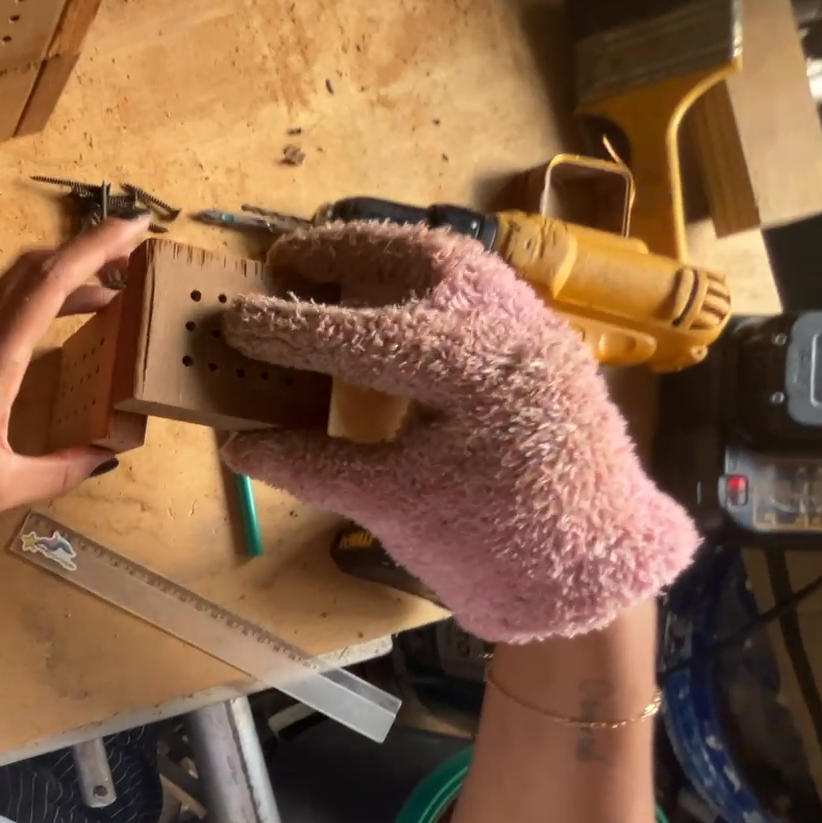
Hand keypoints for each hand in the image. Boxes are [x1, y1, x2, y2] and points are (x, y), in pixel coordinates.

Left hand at [0, 215, 149, 540]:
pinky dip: (29, 301)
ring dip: (56, 277)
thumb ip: (58, 471)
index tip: (139, 226)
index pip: (49, 284)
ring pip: (9, 287)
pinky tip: (47, 326)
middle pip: (30, 271)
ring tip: (102, 294)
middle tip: (131, 257)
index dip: (96, 246)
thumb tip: (106, 456)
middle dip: (84, 252)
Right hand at [220, 222, 698, 641]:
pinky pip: (467, 295)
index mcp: (481, 374)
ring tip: (319, 263)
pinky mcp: (529, 351)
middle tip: (282, 255)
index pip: (367, 337)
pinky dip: (410, 286)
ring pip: (454, 267)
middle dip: (348, 251)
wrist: (587, 571)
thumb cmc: (492, 542)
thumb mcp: (390, 505)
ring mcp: (532, 335)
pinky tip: (372, 303)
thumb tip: (235, 444)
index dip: (293, 330)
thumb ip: (310, 466)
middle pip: (428, 260)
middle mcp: (516, 333)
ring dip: (380, 258)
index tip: (234, 320)